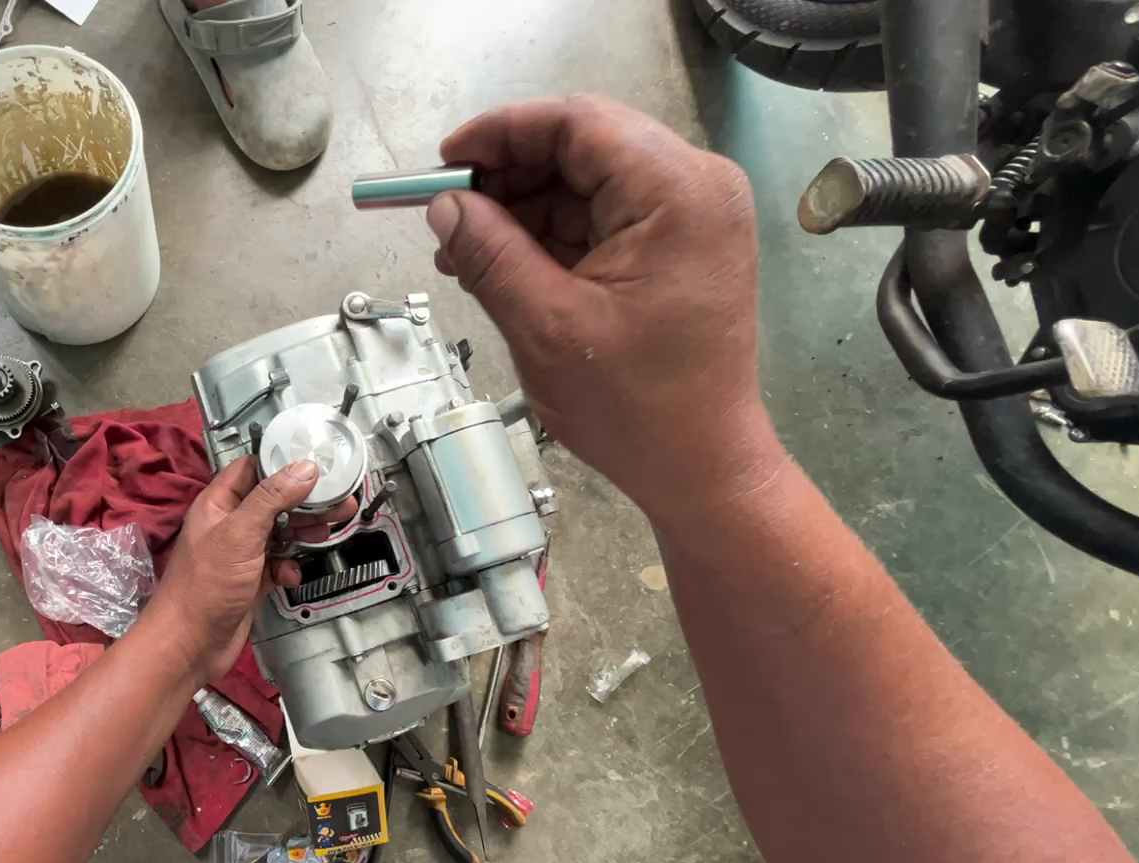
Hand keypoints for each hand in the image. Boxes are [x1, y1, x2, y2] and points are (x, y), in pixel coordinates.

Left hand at [140, 458, 354, 685]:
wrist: (191, 644)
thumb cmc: (205, 587)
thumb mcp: (240, 533)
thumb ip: (272, 499)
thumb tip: (304, 468)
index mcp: (218, 504)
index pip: (252, 469)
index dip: (282, 463)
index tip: (316, 462)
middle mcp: (229, 524)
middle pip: (274, 501)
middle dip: (305, 501)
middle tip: (338, 499)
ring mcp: (240, 553)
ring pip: (280, 533)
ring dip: (302, 532)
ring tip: (326, 531)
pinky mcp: (250, 580)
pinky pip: (278, 564)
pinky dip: (289, 567)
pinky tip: (290, 575)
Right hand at [426, 95, 785, 526]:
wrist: (695, 463)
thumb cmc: (632, 405)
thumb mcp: (544, 326)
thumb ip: (489, 255)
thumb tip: (445, 208)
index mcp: (675, 192)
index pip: (577, 124)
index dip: (501, 133)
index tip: (443, 162)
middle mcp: (691, 190)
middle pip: (580, 151)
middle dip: (505, 180)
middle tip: (446, 219)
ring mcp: (685, 222)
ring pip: (582, 190)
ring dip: (518, 215)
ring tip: (463, 254)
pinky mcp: (671, 254)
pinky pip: (595, 226)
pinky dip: (544, 241)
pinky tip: (500, 267)